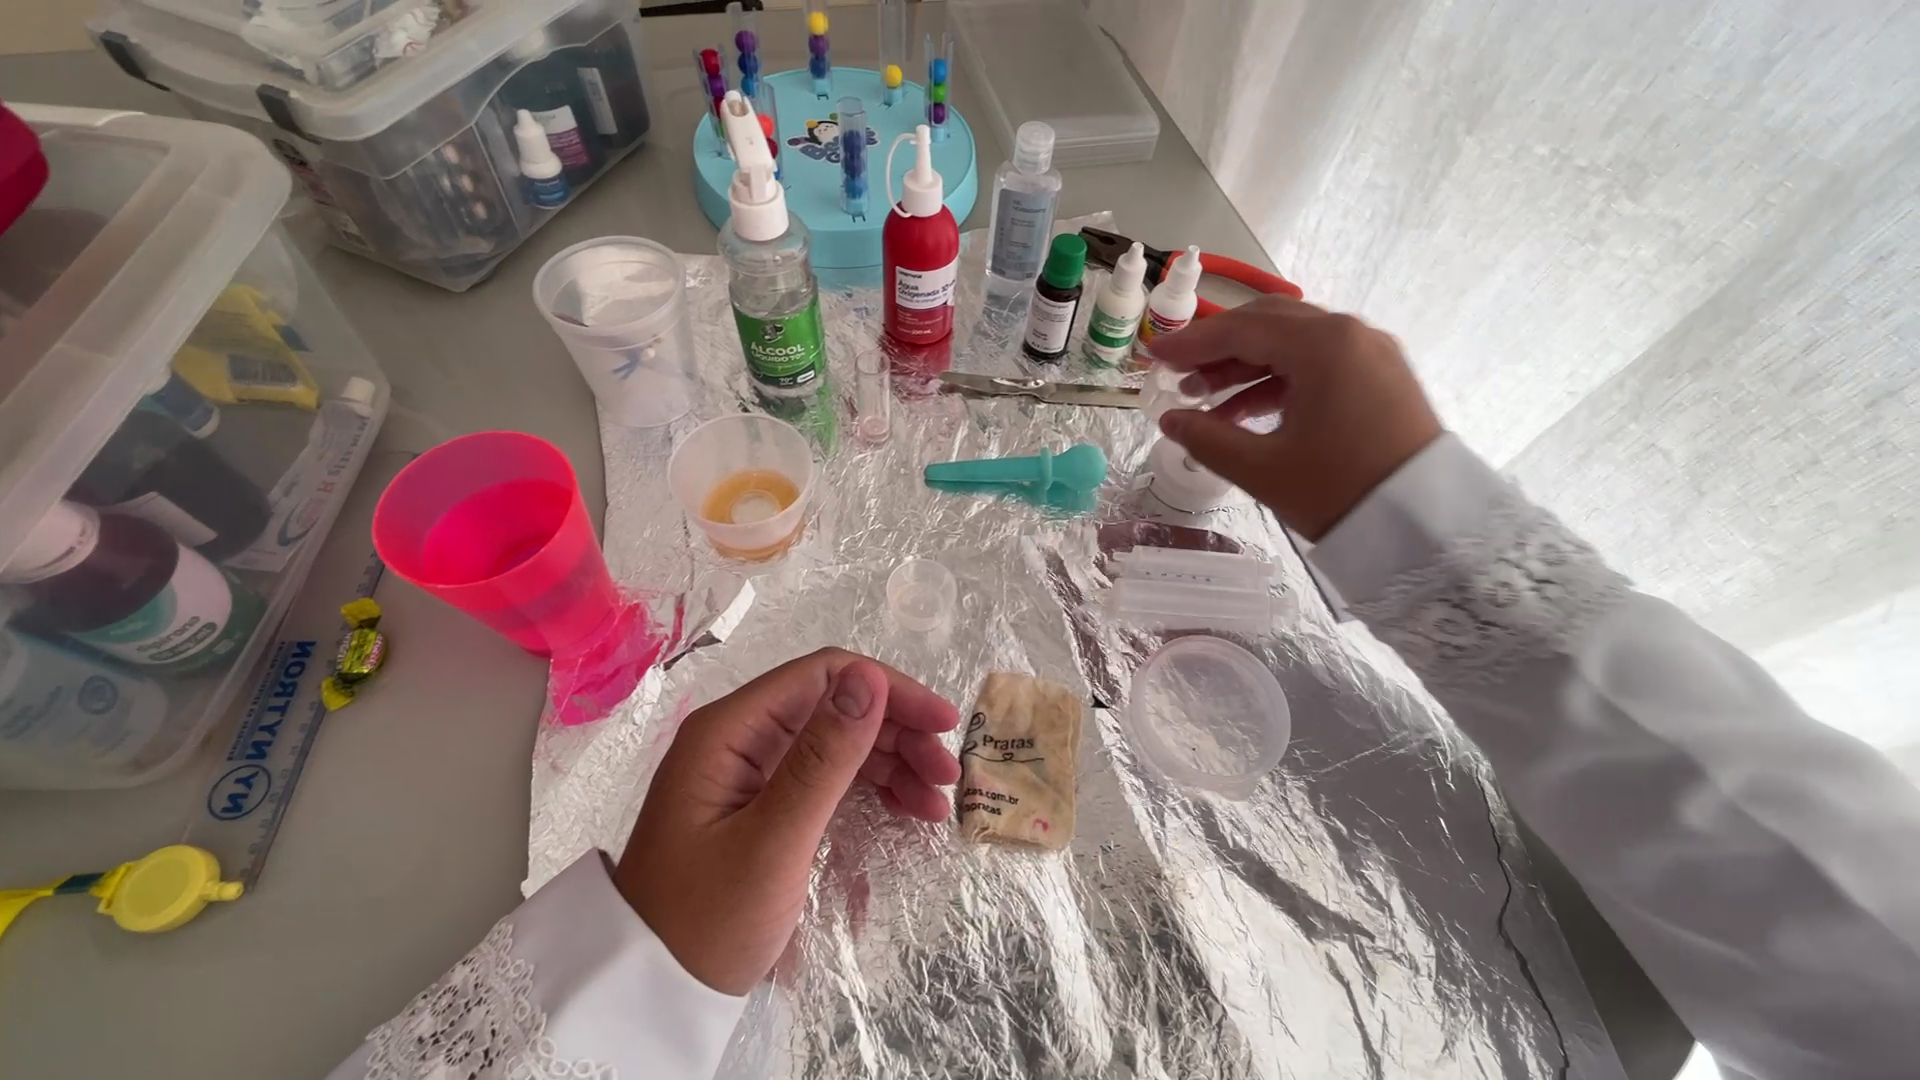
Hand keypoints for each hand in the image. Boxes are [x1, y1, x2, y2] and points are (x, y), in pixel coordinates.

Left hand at [613, 648, 960, 995]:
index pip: (823, 677)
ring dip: (893, 761)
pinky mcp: (766, 801)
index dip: (888, 690)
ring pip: (839, 741)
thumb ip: (823, 758)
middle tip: (946, 776)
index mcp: (731, 729)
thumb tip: (869, 677)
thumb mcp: (773, 841)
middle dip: (898, 732)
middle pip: (836, 707)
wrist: (652, 993)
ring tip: (936, 800)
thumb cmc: (707, 922)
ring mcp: (753, 769)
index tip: (943, 723)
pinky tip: (908, 808)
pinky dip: (872, 787)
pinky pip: (829, 776)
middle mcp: (742, 736)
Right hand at [1150, 296, 1443, 539]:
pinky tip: (1245, 413)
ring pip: (1293, 345)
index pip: (1242, 329)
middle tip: (1177, 375)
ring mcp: (1370, 353)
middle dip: (1217, 350)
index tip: (1154, 356)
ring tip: (1203, 400)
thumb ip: (1206, 439)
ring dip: (1244, 367)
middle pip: (1268, 325)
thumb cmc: (1339, 491)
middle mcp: (1350, 334)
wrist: (1423, 526)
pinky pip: (1317, 364)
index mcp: (1323, 345)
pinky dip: (1277, 381)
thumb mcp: (1262, 469)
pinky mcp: (1380, 377)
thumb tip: (1170, 421)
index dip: (1191, 343)